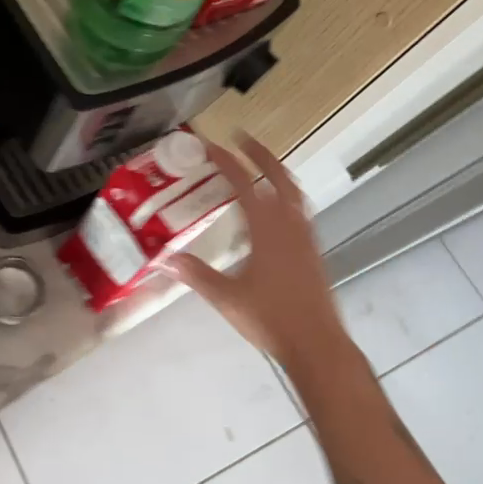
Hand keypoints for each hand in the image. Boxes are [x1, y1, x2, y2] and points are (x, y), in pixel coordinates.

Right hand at [161, 134, 345, 364]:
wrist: (317, 344)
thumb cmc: (271, 319)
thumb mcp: (227, 298)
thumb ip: (196, 275)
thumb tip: (164, 258)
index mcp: (268, 230)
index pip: (245, 184)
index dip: (227, 161)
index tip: (210, 145)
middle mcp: (291, 226)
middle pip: (279, 177)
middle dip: (261, 154)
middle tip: (242, 139)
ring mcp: (307, 238)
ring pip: (295, 193)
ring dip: (277, 173)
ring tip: (261, 167)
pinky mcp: (314, 252)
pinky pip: (301, 211)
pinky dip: (287, 196)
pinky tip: (277, 211)